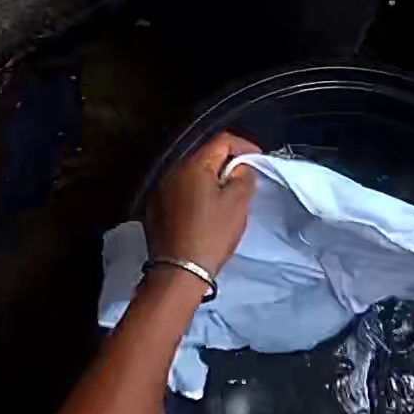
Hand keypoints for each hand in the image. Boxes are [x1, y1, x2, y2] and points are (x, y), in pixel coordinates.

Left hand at [148, 131, 261, 275]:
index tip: (258, 160)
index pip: (222, 141)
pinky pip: (180, 190)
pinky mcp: (155, 208)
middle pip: (205, 156)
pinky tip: (204, 211)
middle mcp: (172, 171)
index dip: (244, 146)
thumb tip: (241, 167)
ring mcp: (161, 189)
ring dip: (210, 179)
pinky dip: (195, 194)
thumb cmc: (212, 234)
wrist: (178, 273)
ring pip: (192, 174)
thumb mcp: (238, 203)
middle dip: (227, 163)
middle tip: (244, 178)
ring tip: (226, 196)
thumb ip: (244, 176)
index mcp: (193, 165)